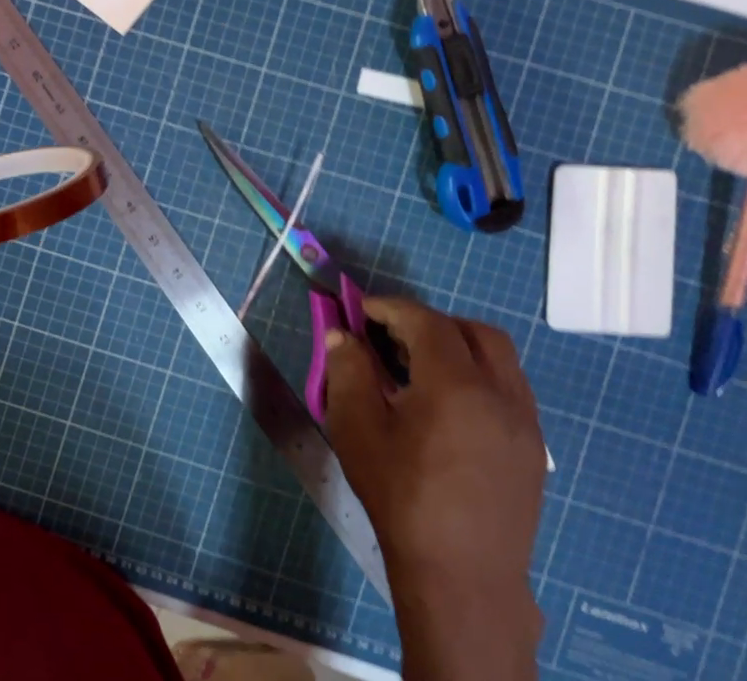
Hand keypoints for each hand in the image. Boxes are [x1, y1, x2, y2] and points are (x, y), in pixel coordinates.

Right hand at [326, 298, 544, 678]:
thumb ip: (348, 371)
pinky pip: (508, 391)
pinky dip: (475, 377)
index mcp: (457, 386)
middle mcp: (503, 395)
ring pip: (500, 361)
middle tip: (388, 333)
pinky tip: (439, 405)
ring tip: (412, 368)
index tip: (357, 308)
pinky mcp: (532, 448)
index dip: (390, 307)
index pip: (427, 322)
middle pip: (477, 332)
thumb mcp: (355, 426)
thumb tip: (343, 335)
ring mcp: (525, 423)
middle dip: (431, 321)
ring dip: (457, 348)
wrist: (460, 567)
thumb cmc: (398, 492)